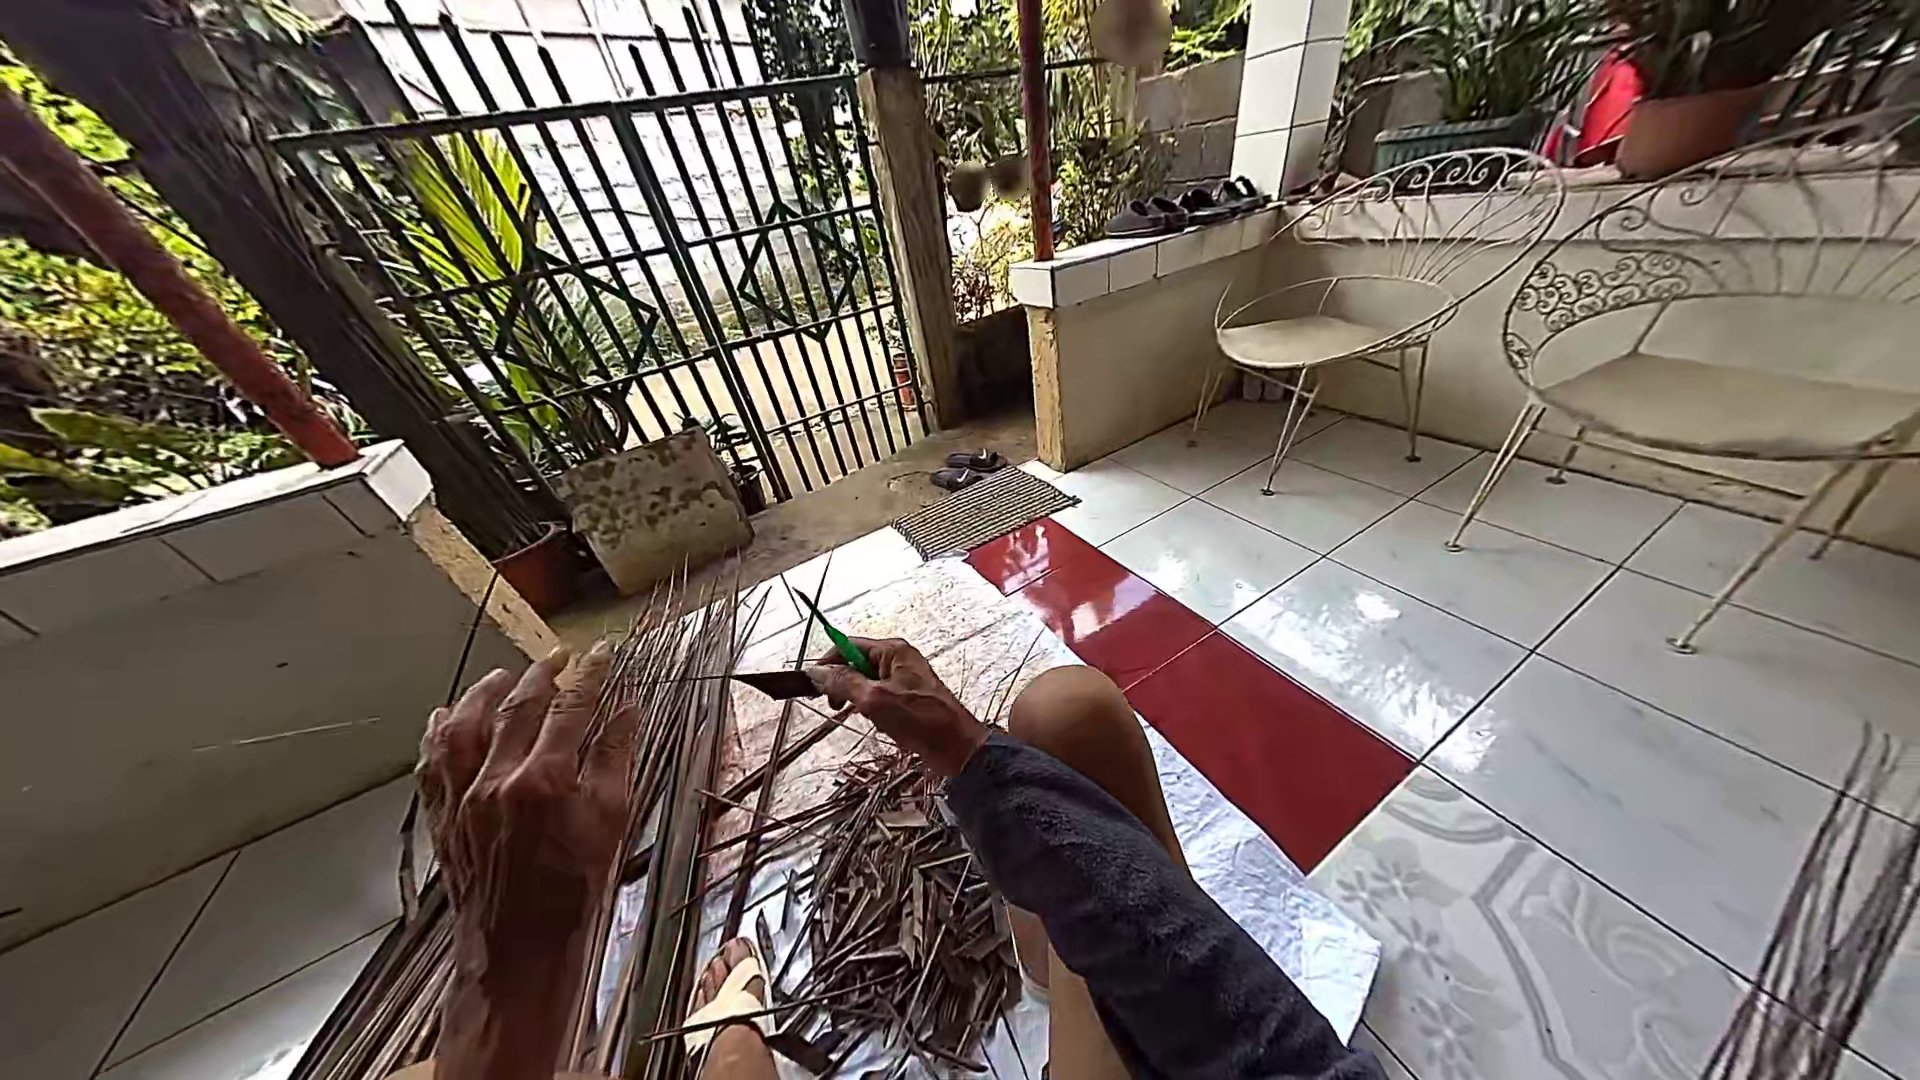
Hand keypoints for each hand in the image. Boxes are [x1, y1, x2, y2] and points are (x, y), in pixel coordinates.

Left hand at [416, 641, 638, 1079]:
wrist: (523, 940)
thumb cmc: (579, 878)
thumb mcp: (615, 813)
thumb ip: (618, 755)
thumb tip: (629, 708)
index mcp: (545, 780)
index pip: (571, 708)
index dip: (591, 675)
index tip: (604, 653)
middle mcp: (495, 782)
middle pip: (518, 709)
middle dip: (542, 674)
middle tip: (561, 655)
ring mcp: (462, 798)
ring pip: (462, 727)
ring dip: (484, 693)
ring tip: (505, 674)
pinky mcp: (443, 816)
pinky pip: (431, 763)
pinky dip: (438, 732)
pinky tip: (447, 713)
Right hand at [807, 637, 986, 777]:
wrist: (956, 747)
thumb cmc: (920, 719)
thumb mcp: (874, 700)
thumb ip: (843, 683)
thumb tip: (817, 672)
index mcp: (892, 651)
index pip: (848, 645)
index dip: (828, 662)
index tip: (813, 685)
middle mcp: (898, 659)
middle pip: (856, 663)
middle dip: (843, 685)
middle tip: (837, 706)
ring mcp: (903, 678)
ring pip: (865, 683)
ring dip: (859, 701)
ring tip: (868, 717)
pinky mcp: (907, 698)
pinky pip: (878, 698)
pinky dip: (873, 710)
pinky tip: (882, 724)